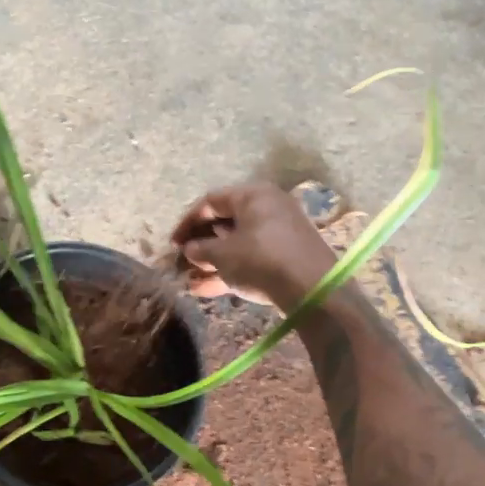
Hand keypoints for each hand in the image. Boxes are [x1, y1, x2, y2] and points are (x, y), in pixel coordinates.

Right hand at [171, 182, 336, 305]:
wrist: (312, 289)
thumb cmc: (260, 261)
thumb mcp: (222, 255)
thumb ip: (201, 250)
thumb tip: (191, 249)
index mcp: (252, 195)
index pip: (210, 201)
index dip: (187, 222)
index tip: (172, 244)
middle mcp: (268, 207)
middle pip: (225, 221)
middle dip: (201, 244)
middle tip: (184, 262)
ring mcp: (279, 232)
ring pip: (237, 243)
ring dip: (213, 261)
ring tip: (192, 281)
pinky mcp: (286, 255)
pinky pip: (251, 257)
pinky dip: (231, 269)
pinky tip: (209, 289)